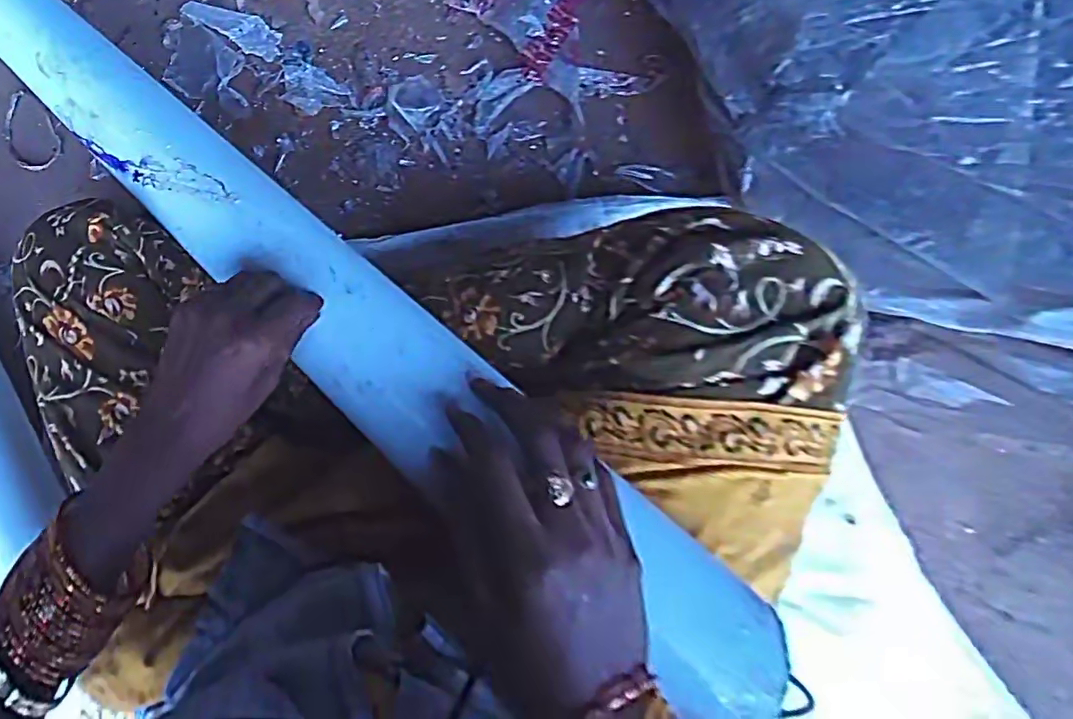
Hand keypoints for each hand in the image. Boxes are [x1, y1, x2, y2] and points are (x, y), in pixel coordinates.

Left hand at [135, 269, 323, 468]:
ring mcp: (204, 307)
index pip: (293, 302)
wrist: (170, 422)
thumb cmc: (224, 413)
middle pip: (269, 281)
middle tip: (287, 307)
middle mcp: (230, 315)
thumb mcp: (267, 382)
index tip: (310, 307)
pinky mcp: (186, 307)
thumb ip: (286, 342)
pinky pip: (220, 289)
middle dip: (284, 291)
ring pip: (245, 279)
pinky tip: (232, 319)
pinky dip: (233, 297)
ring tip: (261, 310)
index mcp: (255, 340)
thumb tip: (304, 315)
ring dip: (259, 290)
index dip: (307, 303)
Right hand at [435, 379, 648, 717]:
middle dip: (507, 402)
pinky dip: (575, 449)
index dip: (469, 425)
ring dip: (544, 416)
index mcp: (525, 551)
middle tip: (482, 386)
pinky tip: (555, 441)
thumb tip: (442, 458)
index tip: (451, 408)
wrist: (600, 709)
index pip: (493, 462)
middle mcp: (570, 532)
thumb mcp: (477, 597)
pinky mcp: (629, 541)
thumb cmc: (523, 657)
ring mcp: (606, 533)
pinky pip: (603, 477)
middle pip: (540, 439)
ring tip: (517, 403)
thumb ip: (460, 521)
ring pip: (577, 448)